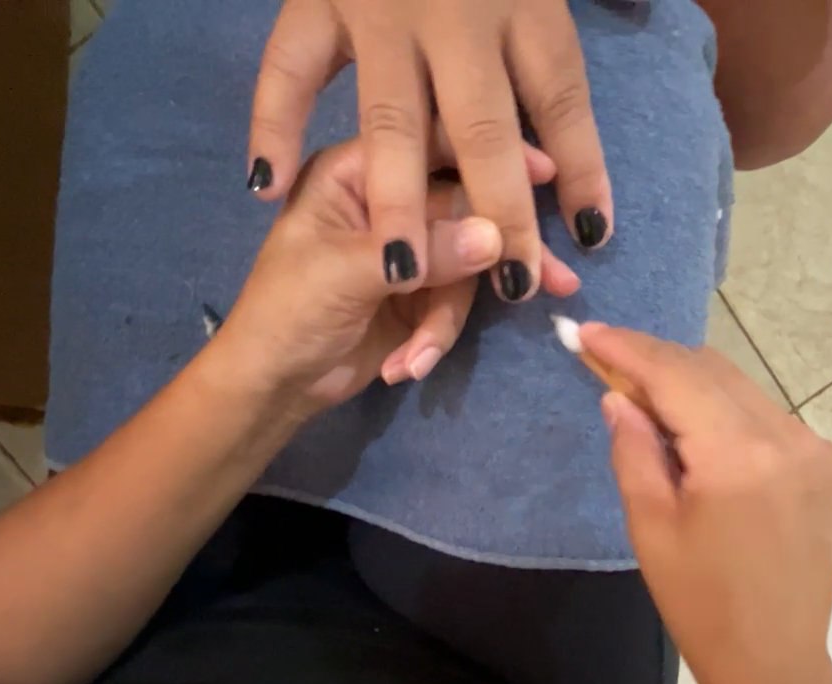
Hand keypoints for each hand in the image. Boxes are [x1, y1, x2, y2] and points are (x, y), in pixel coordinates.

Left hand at [209, 138, 577, 416]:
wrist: (276, 384)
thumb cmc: (288, 311)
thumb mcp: (349, 274)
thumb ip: (424, 253)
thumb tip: (496, 237)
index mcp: (359, 175)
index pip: (432, 150)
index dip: (488, 160)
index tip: (545, 175)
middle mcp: (391, 208)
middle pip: (464, 218)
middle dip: (499, 259)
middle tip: (555, 280)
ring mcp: (409, 257)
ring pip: (464, 277)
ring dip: (444, 326)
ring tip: (417, 358)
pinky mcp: (418, 302)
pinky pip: (450, 314)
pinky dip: (431, 343)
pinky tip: (404, 367)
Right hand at [246, 0, 610, 303]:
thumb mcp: (539, 8)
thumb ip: (561, 94)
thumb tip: (592, 203)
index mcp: (524, 5)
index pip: (560, 102)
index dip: (581, 174)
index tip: (590, 240)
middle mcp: (455, 13)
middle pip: (484, 129)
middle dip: (500, 213)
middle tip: (514, 285)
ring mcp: (378, 9)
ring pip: (394, 121)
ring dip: (399, 203)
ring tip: (401, 270)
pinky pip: (288, 67)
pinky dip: (273, 123)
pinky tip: (267, 186)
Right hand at [586, 324, 831, 683]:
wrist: (774, 661)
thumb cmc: (699, 604)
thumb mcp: (650, 528)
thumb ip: (633, 449)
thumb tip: (619, 396)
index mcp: (739, 456)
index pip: (677, 375)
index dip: (628, 349)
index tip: (586, 333)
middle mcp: (789, 438)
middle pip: (713, 371)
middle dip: (658, 364)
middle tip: (610, 368)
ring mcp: (819, 450)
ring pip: (743, 391)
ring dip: (695, 390)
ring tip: (655, 414)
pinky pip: (769, 420)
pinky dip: (730, 417)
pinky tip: (706, 446)